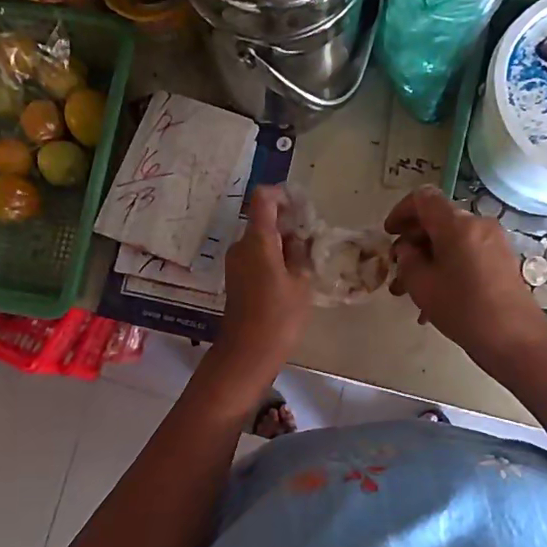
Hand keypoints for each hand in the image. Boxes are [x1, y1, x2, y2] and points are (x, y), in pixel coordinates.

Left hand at [217, 186, 313, 374]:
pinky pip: (254, 256)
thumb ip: (300, 253)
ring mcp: (235, 262)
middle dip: (287, 224)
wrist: (248, 352)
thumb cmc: (280, 317)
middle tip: (311, 241)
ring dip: (281, 244)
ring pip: (260, 240)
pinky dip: (271, 258)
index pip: (263, 198)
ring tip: (303, 264)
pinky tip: (289, 278)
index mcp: (258, 241)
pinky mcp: (235, 278)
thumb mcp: (301, 282)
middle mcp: (241, 245)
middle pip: (263, 220)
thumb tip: (297, 237)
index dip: (282, 195)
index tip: (301, 207)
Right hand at [386, 185, 546, 369]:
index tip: (389, 234)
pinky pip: (466, 253)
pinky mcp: (501, 259)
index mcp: (456, 224)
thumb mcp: (422, 285)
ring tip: (410, 291)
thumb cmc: (463, 308)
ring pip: (450, 240)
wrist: (514, 336)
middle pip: (437, 220)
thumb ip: (407, 259)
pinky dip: (447, 266)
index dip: (401, 212)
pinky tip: (435, 298)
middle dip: (413, 242)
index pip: (423, 198)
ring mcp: (493, 241)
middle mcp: (477, 224)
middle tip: (396, 269)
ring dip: (428, 258)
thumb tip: (408, 249)